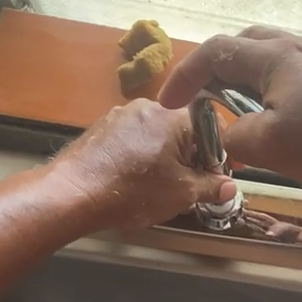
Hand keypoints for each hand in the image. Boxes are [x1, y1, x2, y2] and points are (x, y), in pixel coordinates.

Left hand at [50, 98, 236, 230]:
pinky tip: (138, 180)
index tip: (224, 173)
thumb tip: (229, 187)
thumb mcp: (182, 194)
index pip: (214, 125)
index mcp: (173, 116)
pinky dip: (145, 156)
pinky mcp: (103, 128)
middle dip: (195, 156)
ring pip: (159, 135)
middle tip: (196, 185)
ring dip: (169, 157)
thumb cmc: (132, 191)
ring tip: (164, 186)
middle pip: (185, 129)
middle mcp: (148, 107)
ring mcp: (122, 115)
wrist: (72, 194)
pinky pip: (136, 139)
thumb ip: (211, 187)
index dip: (224, 152)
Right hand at [156, 27, 301, 198]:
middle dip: (225, 68)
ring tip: (260, 114)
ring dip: (264, 81)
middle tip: (213, 98)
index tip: (169, 102)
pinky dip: (298, 92)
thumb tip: (229, 138)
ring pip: (290, 60)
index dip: (186, 76)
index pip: (216, 53)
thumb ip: (240, 139)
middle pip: (254, 44)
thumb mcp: (275, 148)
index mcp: (277, 56)